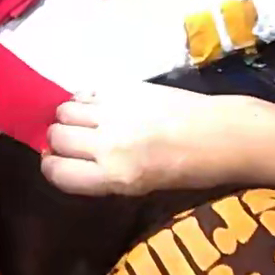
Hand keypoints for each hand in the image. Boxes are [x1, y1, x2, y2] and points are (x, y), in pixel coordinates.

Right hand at [42, 84, 274, 194]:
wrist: (221, 134)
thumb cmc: (187, 171)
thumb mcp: (140, 186)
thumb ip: (102, 174)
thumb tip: (67, 160)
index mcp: (115, 176)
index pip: (57, 171)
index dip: (52, 167)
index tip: (58, 163)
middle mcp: (108, 144)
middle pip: (56, 137)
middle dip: (59, 141)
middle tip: (76, 143)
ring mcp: (113, 112)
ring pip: (64, 111)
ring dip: (69, 118)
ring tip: (86, 122)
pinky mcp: (121, 88)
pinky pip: (83, 92)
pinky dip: (84, 99)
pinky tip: (98, 106)